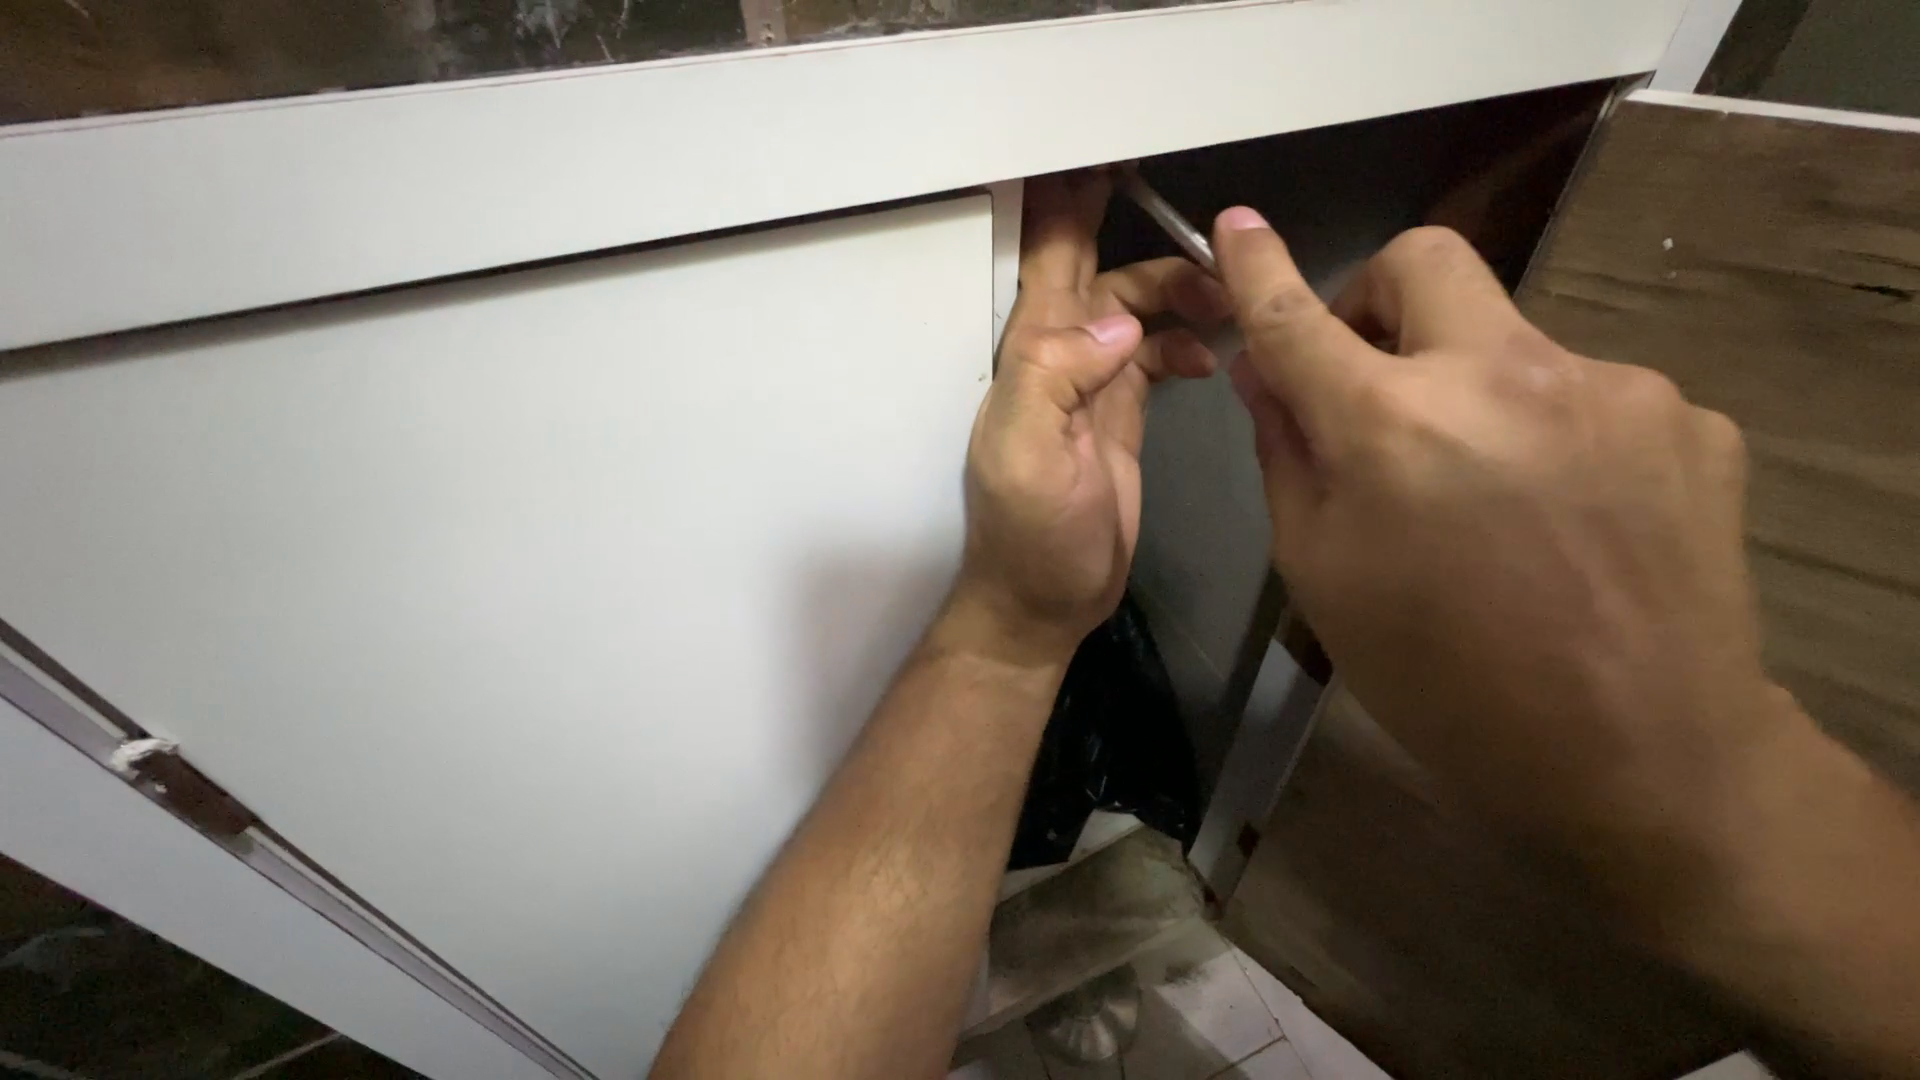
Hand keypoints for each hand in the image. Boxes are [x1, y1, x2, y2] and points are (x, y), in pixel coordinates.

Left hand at [942, 173, 1227, 667]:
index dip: (1070, 207)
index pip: (1047, 262)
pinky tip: (1210, 360)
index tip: (1108, 160)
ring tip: (1232, 308)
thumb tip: (1116, 318)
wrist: (1046, 600)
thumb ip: (1053, 378)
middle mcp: (1057, 360)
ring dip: (1180, 298)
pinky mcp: (1117, 417)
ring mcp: (1089, 388)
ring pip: (1134, 313)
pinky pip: (1151, 356)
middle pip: (1101, 276)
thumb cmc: (1033, 537)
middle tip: (1215, 242)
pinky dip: (1180, 344)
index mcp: (1031, 358)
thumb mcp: (1025, 457)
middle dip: (1148, 246)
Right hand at [1213, 211, 1813, 880]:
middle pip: (1428, 261)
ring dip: (1462, 385)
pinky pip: (1578, 391)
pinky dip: (1537, 427)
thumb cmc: (1434, 675)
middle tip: (1363, 374)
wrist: (1635, 757)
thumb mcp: (1319, 570)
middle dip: (1374, 298)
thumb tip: (1267, 374)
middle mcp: (1504, 378)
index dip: (1261, 268)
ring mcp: (1610, 389)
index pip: (1302, 319)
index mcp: (1392, 428)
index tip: (1239, 227)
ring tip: (1472, 489)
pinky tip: (1549, 512)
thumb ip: (1286, 454)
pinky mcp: (1685, 419)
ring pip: (1505, 338)